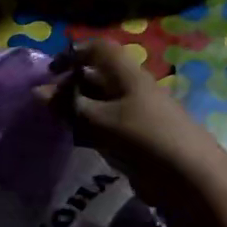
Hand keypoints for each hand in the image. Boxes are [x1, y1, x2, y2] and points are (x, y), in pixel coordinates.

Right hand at [38, 41, 226, 200]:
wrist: (188, 177)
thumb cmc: (143, 138)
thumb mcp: (100, 120)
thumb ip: (68, 106)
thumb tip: (38, 92)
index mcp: (127, 75)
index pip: (98, 49)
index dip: (73, 54)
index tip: (50, 73)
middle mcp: (132, 88)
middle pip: (96, 77)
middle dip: (70, 87)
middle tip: (47, 106)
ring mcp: (135, 113)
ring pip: (99, 103)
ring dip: (77, 111)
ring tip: (57, 125)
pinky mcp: (136, 137)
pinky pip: (106, 126)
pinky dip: (89, 130)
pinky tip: (77, 142)